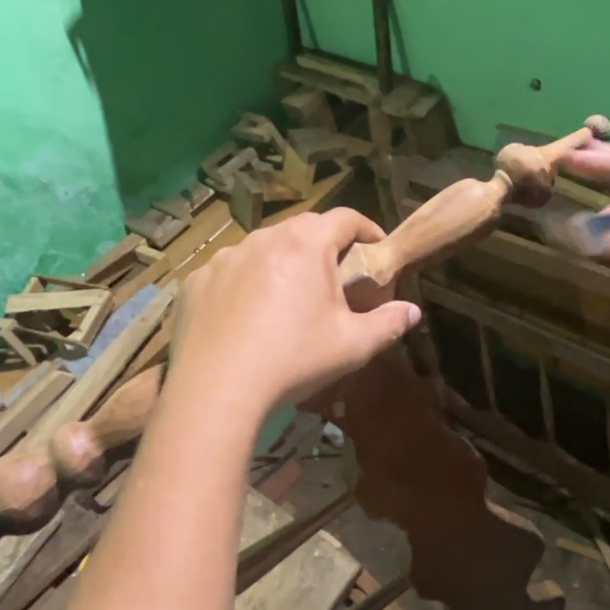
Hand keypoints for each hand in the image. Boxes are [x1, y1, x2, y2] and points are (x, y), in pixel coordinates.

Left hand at [170, 208, 422, 415]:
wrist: (215, 391)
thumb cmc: (293, 360)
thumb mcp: (352, 346)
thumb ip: (388, 323)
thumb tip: (412, 311)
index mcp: (306, 244)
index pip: (346, 218)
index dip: (367, 230)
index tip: (376, 249)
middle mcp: (264, 238)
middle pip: (303, 229)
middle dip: (324, 246)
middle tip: (335, 279)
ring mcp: (225, 257)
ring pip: (264, 248)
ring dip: (282, 263)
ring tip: (288, 300)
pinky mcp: (197, 280)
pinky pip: (230, 273)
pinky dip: (244, 285)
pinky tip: (246, 319)